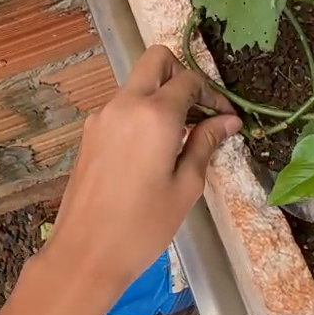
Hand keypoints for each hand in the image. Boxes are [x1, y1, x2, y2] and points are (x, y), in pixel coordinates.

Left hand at [39, 46, 240, 300]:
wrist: (85, 253)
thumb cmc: (143, 226)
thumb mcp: (186, 186)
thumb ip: (205, 144)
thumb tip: (228, 120)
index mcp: (154, 114)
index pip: (189, 80)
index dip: (213, 94)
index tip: (225, 117)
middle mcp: (124, 104)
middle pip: (156, 60)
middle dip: (183, 75)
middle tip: (200, 110)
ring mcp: (102, 116)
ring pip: (137, 83)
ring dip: (162, 95)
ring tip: (182, 136)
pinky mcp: (90, 133)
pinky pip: (122, 107)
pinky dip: (143, 113)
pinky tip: (155, 149)